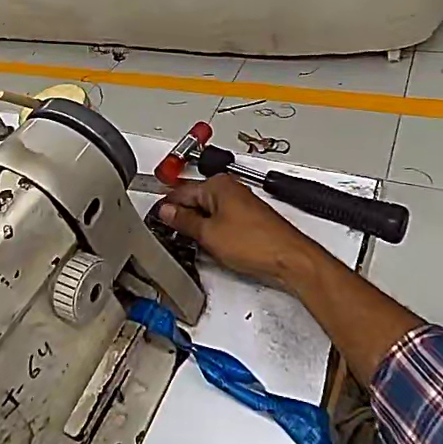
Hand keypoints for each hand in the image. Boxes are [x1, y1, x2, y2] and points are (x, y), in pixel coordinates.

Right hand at [154, 175, 327, 289]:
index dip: (165, 207)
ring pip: (207, 213)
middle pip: (194, 201)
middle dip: (182, 217)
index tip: (154, 219)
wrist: (288, 258)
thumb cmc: (258, 242)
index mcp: (218, 184)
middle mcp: (230, 189)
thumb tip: (167, 212)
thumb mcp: (208, 234)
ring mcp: (239, 204)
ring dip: (198, 227)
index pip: (180, 191)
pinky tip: (212, 246)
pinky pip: (219, 221)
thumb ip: (183, 221)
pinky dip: (212, 232)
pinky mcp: (246, 219)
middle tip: (170, 234)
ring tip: (194, 243)